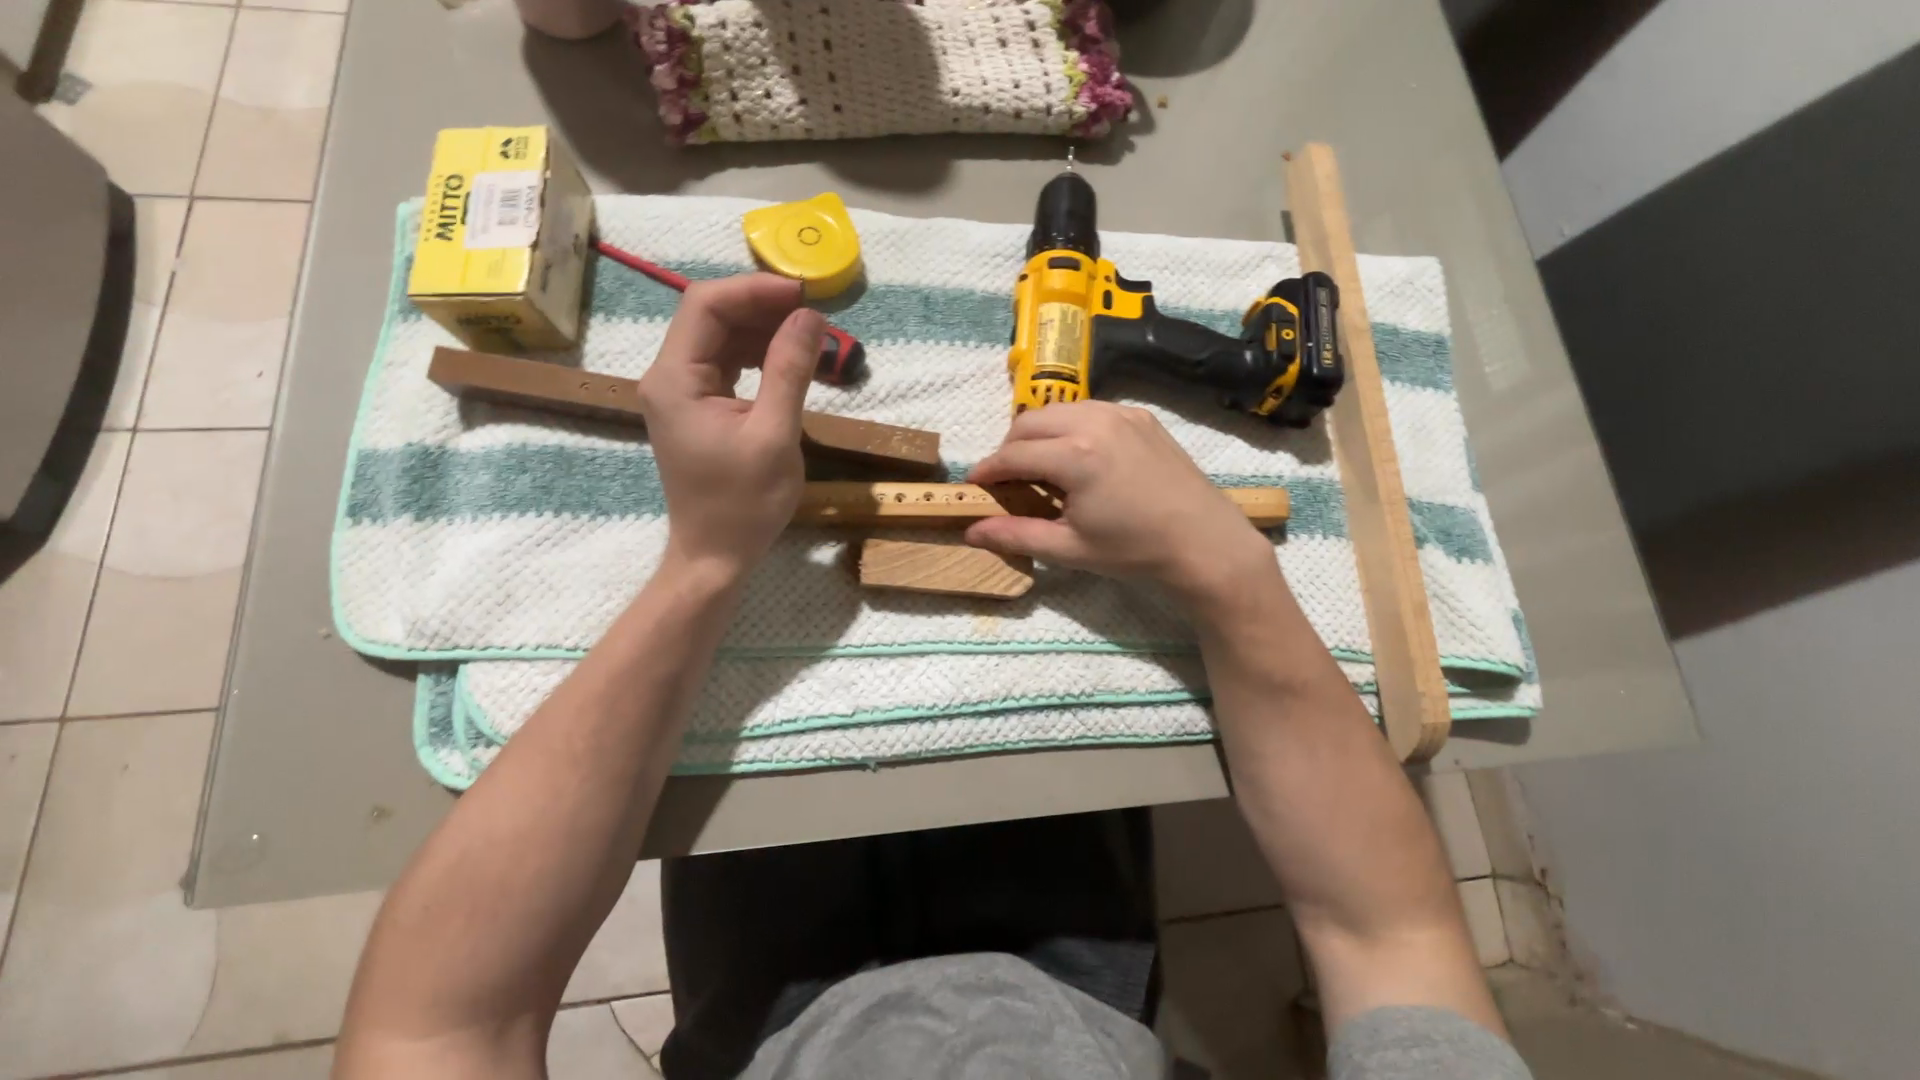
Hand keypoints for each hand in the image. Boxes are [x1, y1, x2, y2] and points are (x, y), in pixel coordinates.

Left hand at [635, 274, 823, 581]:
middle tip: (816, 313)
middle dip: (764, 307)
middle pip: (712, 316)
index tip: (804, 294)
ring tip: (811, 334)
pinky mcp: (698, 406)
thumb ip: (790, 370)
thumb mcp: (775, 436)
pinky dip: (760, 355)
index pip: (706, 305)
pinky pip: (727, 363)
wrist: (715, 556)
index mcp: (675, 379)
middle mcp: (669, 376)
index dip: (755, 289)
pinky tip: (792, 359)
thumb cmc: (743, 504)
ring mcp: (681, 391)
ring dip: (765, 330)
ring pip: (721, 337)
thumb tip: (811, 316)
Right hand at [965, 402, 1276, 607]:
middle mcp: (1095, 422)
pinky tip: (1078, 457)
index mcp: (1075, 455)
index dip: (988, 470)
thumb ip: (1016, 535)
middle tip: (1007, 479)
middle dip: (1009, 448)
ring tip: (1040, 467)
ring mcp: (1122, 414)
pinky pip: (1091, 411)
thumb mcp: (1070, 549)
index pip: (1013, 454)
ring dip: (1039, 433)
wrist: (1205, 543)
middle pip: (1029, 422)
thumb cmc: (1135, 551)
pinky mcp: (1142, 417)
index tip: (974, 486)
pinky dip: (1072, 427)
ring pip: (1060, 410)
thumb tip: (971, 532)